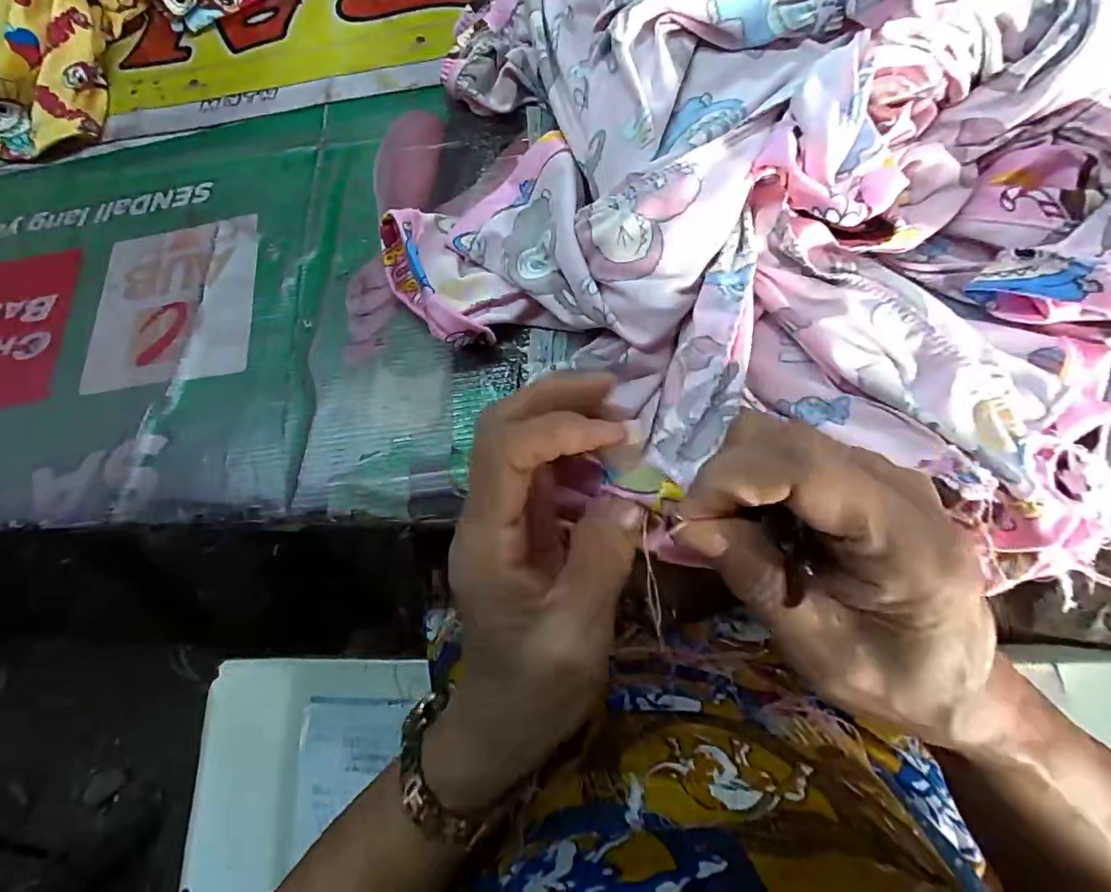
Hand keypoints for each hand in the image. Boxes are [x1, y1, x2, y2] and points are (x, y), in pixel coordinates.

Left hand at [428, 372, 646, 813]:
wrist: (502, 722)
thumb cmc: (536, 688)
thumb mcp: (577, 634)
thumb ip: (600, 560)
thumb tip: (628, 500)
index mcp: (484, 537)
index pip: (504, 451)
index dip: (558, 428)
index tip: (617, 433)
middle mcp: (482, 515)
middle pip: (498, 429)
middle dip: (552, 399)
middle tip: (614, 388)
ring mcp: (498, 517)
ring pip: (515, 442)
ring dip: (562, 419)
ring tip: (619, 419)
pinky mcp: (518, 527)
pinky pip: (538, 473)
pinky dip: (572, 455)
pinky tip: (608, 460)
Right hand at [676, 410, 997, 746]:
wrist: (961, 684)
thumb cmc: (897, 681)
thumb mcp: (820, 651)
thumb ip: (756, 580)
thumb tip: (685, 526)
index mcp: (906, 538)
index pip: (804, 468)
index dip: (730, 480)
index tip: (689, 522)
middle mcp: (898, 486)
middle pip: (782, 438)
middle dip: (725, 477)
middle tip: (707, 532)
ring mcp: (882, 470)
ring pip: (778, 436)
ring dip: (736, 476)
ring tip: (737, 530)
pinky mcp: (862, 471)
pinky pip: (788, 450)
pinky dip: (755, 478)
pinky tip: (763, 523)